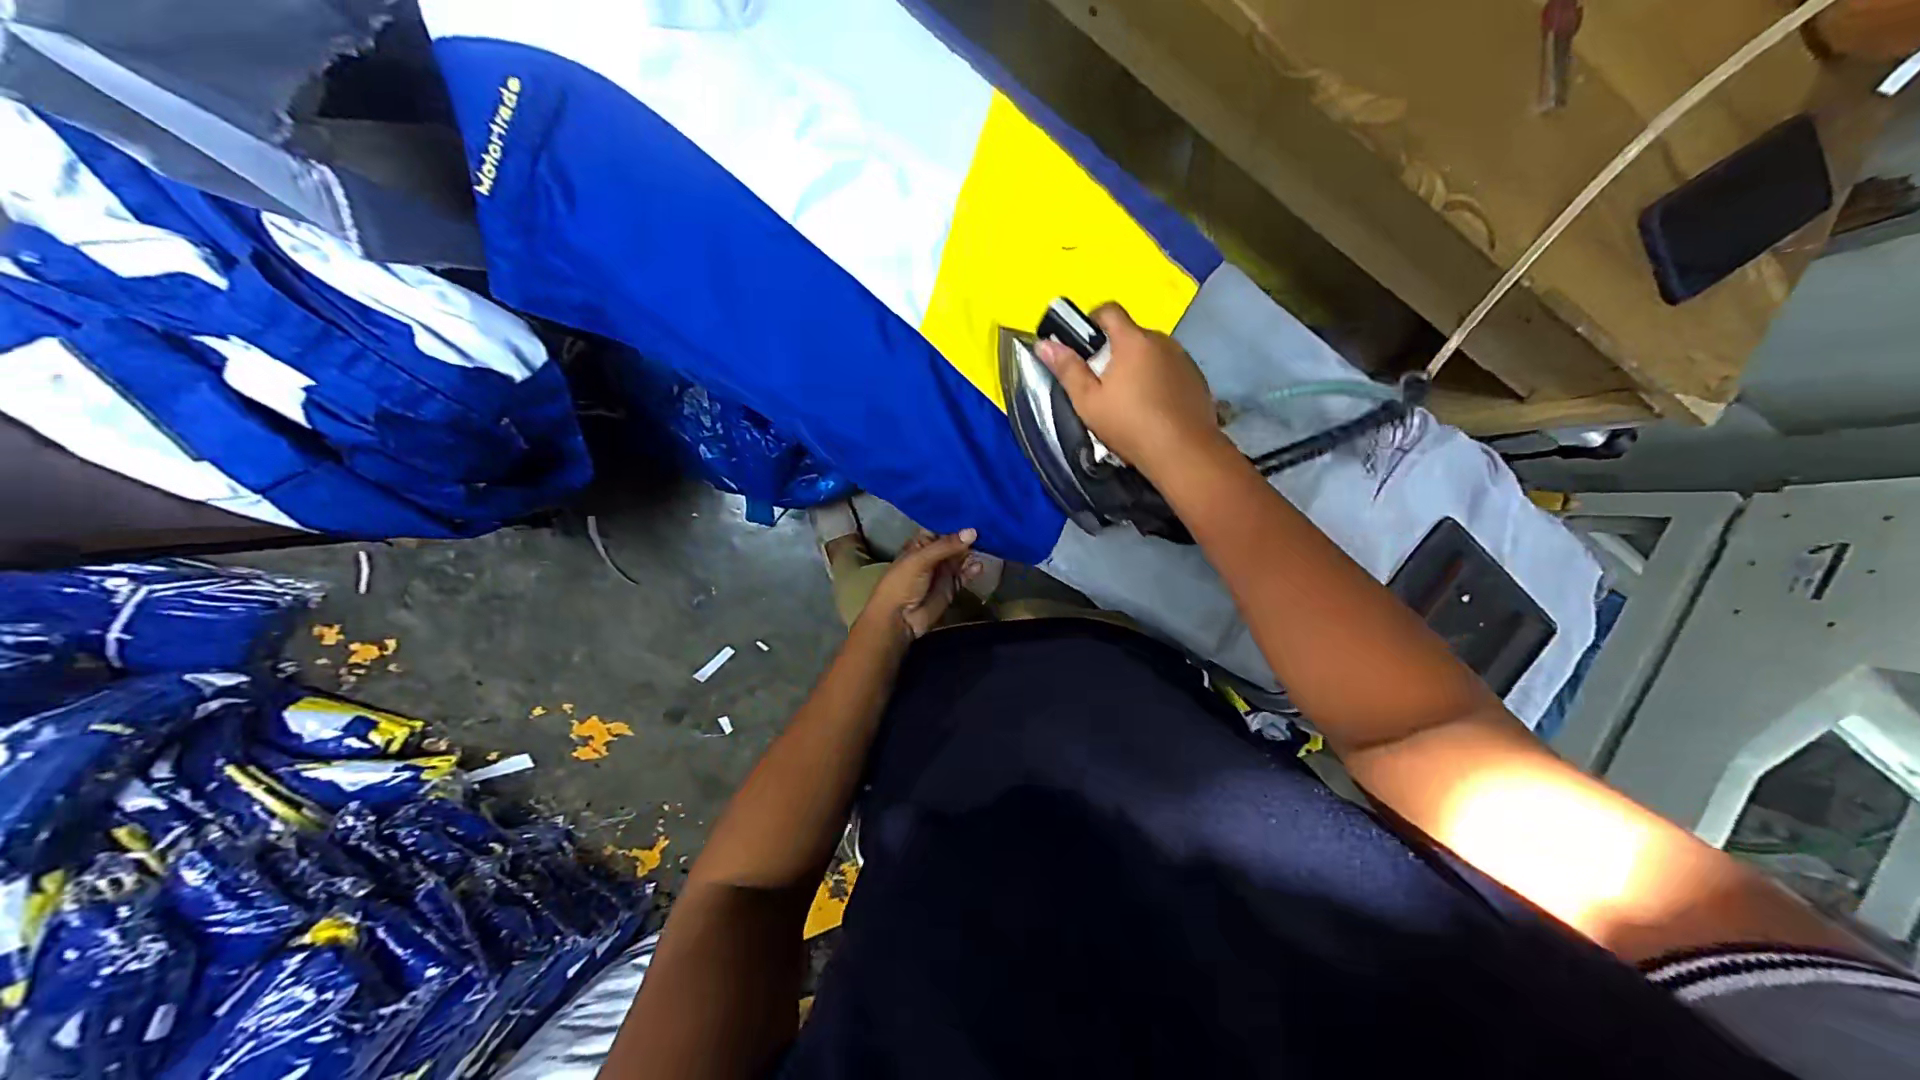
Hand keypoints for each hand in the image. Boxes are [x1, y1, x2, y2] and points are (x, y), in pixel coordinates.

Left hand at [854, 529, 981, 641]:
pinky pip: (966, 575)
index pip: (941, 526)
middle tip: (990, 523)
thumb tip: (973, 532)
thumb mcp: (920, 560)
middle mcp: (934, 554)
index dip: (956, 518)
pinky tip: (979, 566)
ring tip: (989, 544)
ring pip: (963, 557)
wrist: (898, 619)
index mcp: (921, 543)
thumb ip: (946, 545)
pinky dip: (973, 570)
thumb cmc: (902, 583)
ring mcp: (944, 570)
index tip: (976, 507)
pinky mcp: (952, 586)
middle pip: (955, 541)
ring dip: (974, 551)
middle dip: (970, 534)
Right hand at [1035, 303, 1229, 481]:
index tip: (1083, 343)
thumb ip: (1067, 369)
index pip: (1109, 310)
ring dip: (1139, 366)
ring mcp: (1183, 359)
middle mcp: (1161, 341)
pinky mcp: (1197, 379)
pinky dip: (1159, 381)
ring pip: (1152, 353)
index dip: (1092, 320)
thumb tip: (1044, 344)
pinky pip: (1171, 370)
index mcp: (1132, 341)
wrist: (1182, 452)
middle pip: (1131, 335)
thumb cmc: (1129, 424)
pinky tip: (1153, 408)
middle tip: (1102, 384)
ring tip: (1129, 400)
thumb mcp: (1088, 401)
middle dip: (1115, 351)